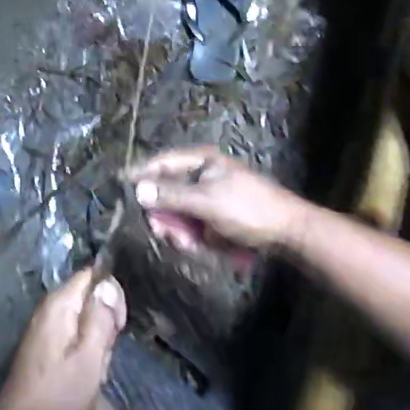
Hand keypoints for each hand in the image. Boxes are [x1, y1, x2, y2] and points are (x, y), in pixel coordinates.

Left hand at [0, 269, 125, 409]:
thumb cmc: (57, 398)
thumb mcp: (89, 359)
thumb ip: (101, 318)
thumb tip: (109, 282)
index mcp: (58, 305)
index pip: (92, 275)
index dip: (111, 294)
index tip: (119, 325)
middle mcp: (49, 309)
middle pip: (90, 299)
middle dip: (104, 324)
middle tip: (102, 357)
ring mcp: (45, 329)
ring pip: (85, 322)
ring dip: (96, 345)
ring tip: (93, 373)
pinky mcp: (44, 348)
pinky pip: (74, 339)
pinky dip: (84, 356)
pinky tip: (83, 380)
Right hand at [126, 147, 311, 252]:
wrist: (289, 233)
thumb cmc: (248, 209)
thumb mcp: (206, 201)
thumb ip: (171, 195)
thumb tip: (137, 189)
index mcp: (201, 161)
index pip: (161, 163)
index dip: (141, 174)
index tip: (120, 186)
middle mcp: (203, 176)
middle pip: (168, 194)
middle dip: (168, 217)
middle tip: (169, 234)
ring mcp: (210, 198)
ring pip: (180, 216)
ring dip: (183, 233)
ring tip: (195, 244)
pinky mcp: (217, 219)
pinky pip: (195, 228)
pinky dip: (197, 240)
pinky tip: (208, 247)